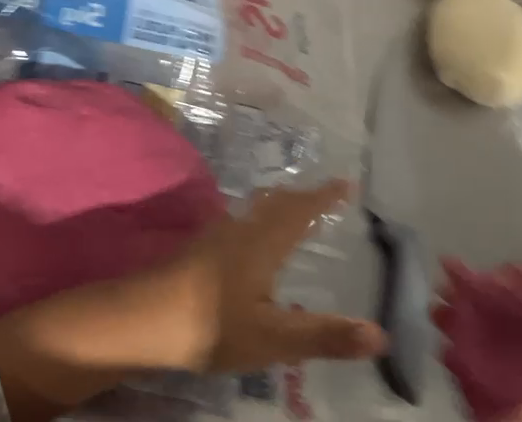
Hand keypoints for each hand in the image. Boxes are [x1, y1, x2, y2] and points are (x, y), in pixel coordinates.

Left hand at [165, 178, 388, 371]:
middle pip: (274, 204)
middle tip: (323, 196)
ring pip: (253, 212)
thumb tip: (380, 334)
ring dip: (277, 208)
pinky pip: (239, 225)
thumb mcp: (273, 338)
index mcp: (262, 242)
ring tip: (292, 215)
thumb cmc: (211, 324)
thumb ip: (325, 336)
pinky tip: (250, 247)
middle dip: (301, 197)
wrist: (140, 319)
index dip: (323, 197)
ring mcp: (213, 238)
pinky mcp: (196, 251)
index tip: (346, 182)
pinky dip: (258, 224)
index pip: (299, 210)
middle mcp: (239, 229)